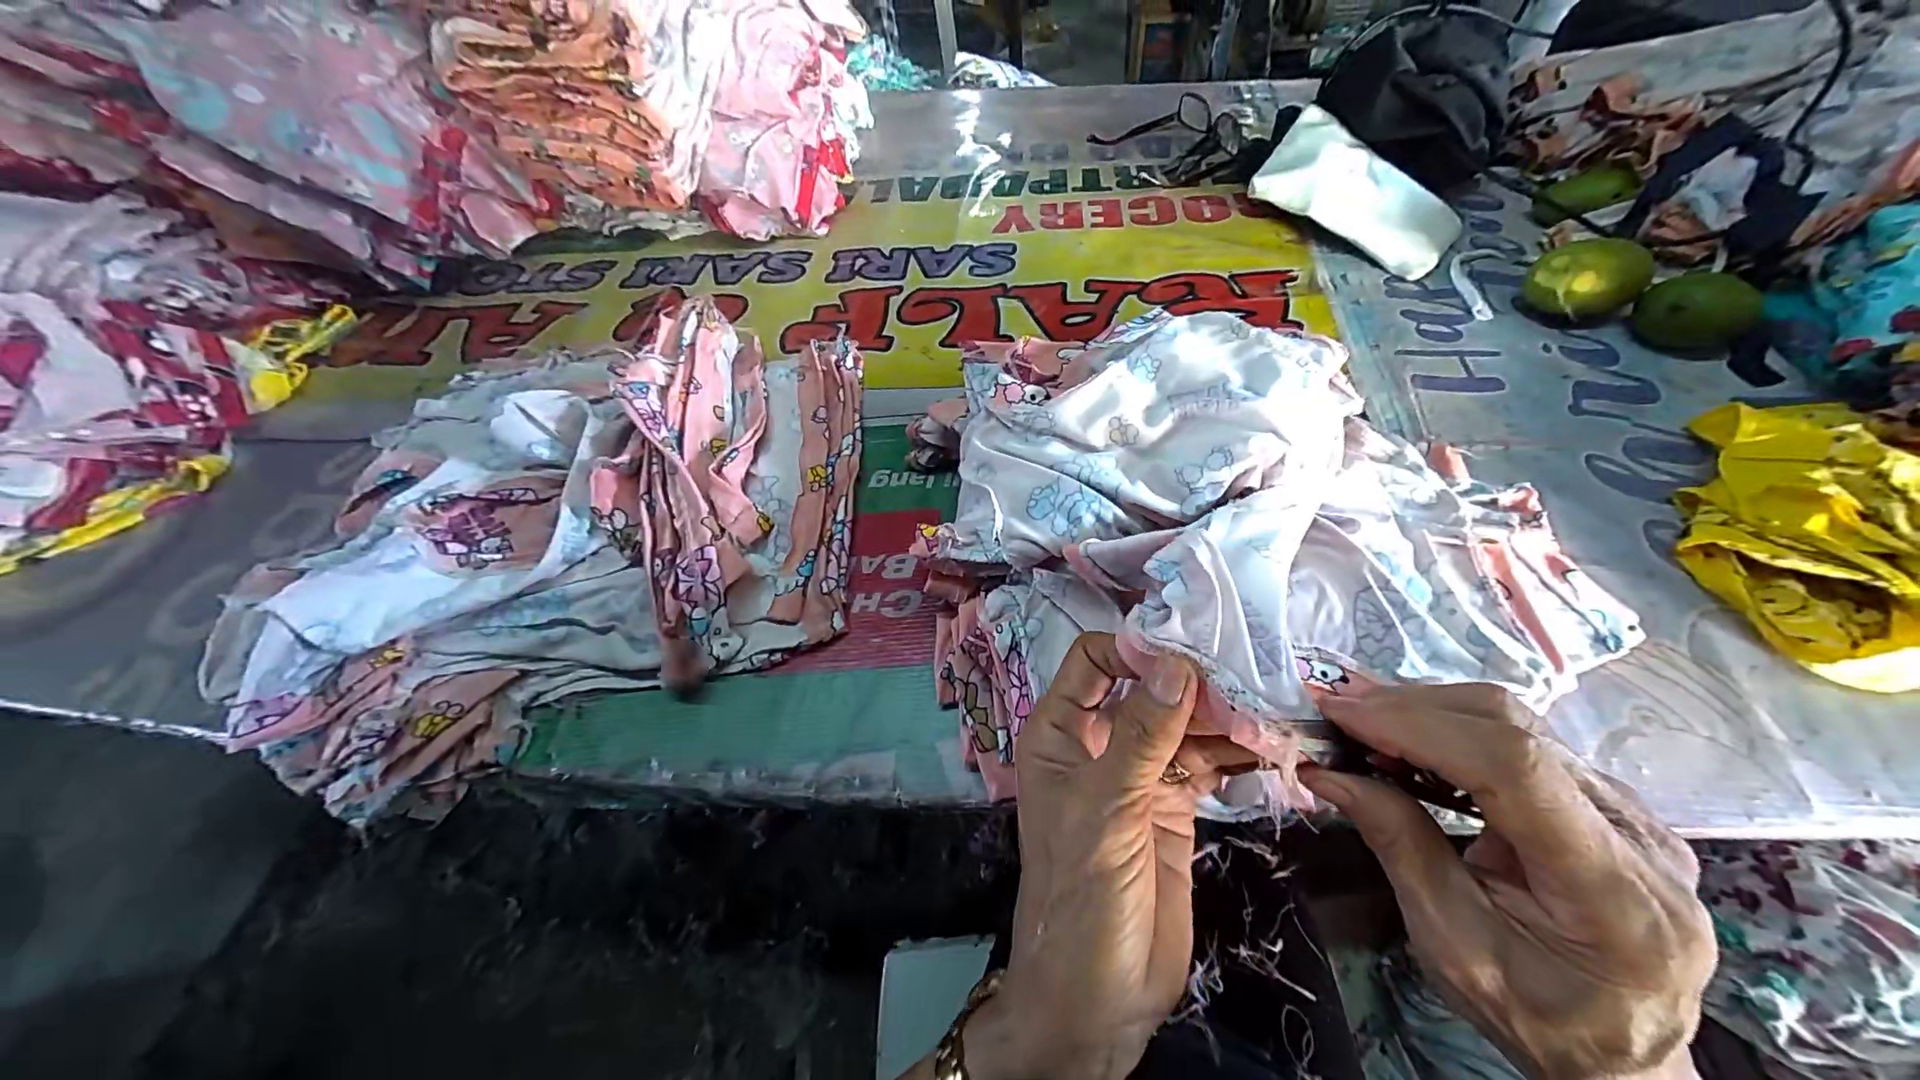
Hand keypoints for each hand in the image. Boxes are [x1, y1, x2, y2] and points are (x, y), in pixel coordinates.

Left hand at [935, 632, 1254, 1079]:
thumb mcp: (1106, 808)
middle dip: (1192, 682)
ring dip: (1223, 716)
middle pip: (1146, 689)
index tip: (1190, 652)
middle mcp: (1099, 743)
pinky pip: (1204, 763)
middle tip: (1250, 680)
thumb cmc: (1082, 893)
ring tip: (1272, 710)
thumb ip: (1142, 736)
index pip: (1092, 662)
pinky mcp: (1172, 805)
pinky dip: (1235, 753)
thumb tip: (1176, 664)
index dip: (1134, 651)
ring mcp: (1138, 773)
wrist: (1100, 993)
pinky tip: (1272, 746)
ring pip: (1181, 724)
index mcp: (1061, 732)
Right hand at [1299, 684, 1714, 1079]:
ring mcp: (1628, 809)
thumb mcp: (1450, 944)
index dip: (1418, 727)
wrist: (1620, 1050)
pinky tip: (1399, 734)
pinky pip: (1515, 738)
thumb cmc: (1534, 1013)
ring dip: (1421, 709)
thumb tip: (1326, 771)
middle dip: (1408, 709)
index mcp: (1614, 892)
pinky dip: (1443, 725)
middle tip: (1330, 708)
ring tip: (1354, 716)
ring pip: (1513, 721)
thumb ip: (1397, 845)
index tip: (1339, 714)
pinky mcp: (1603, 798)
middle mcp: (1637, 835)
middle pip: (1512, 731)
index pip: (1514, 769)